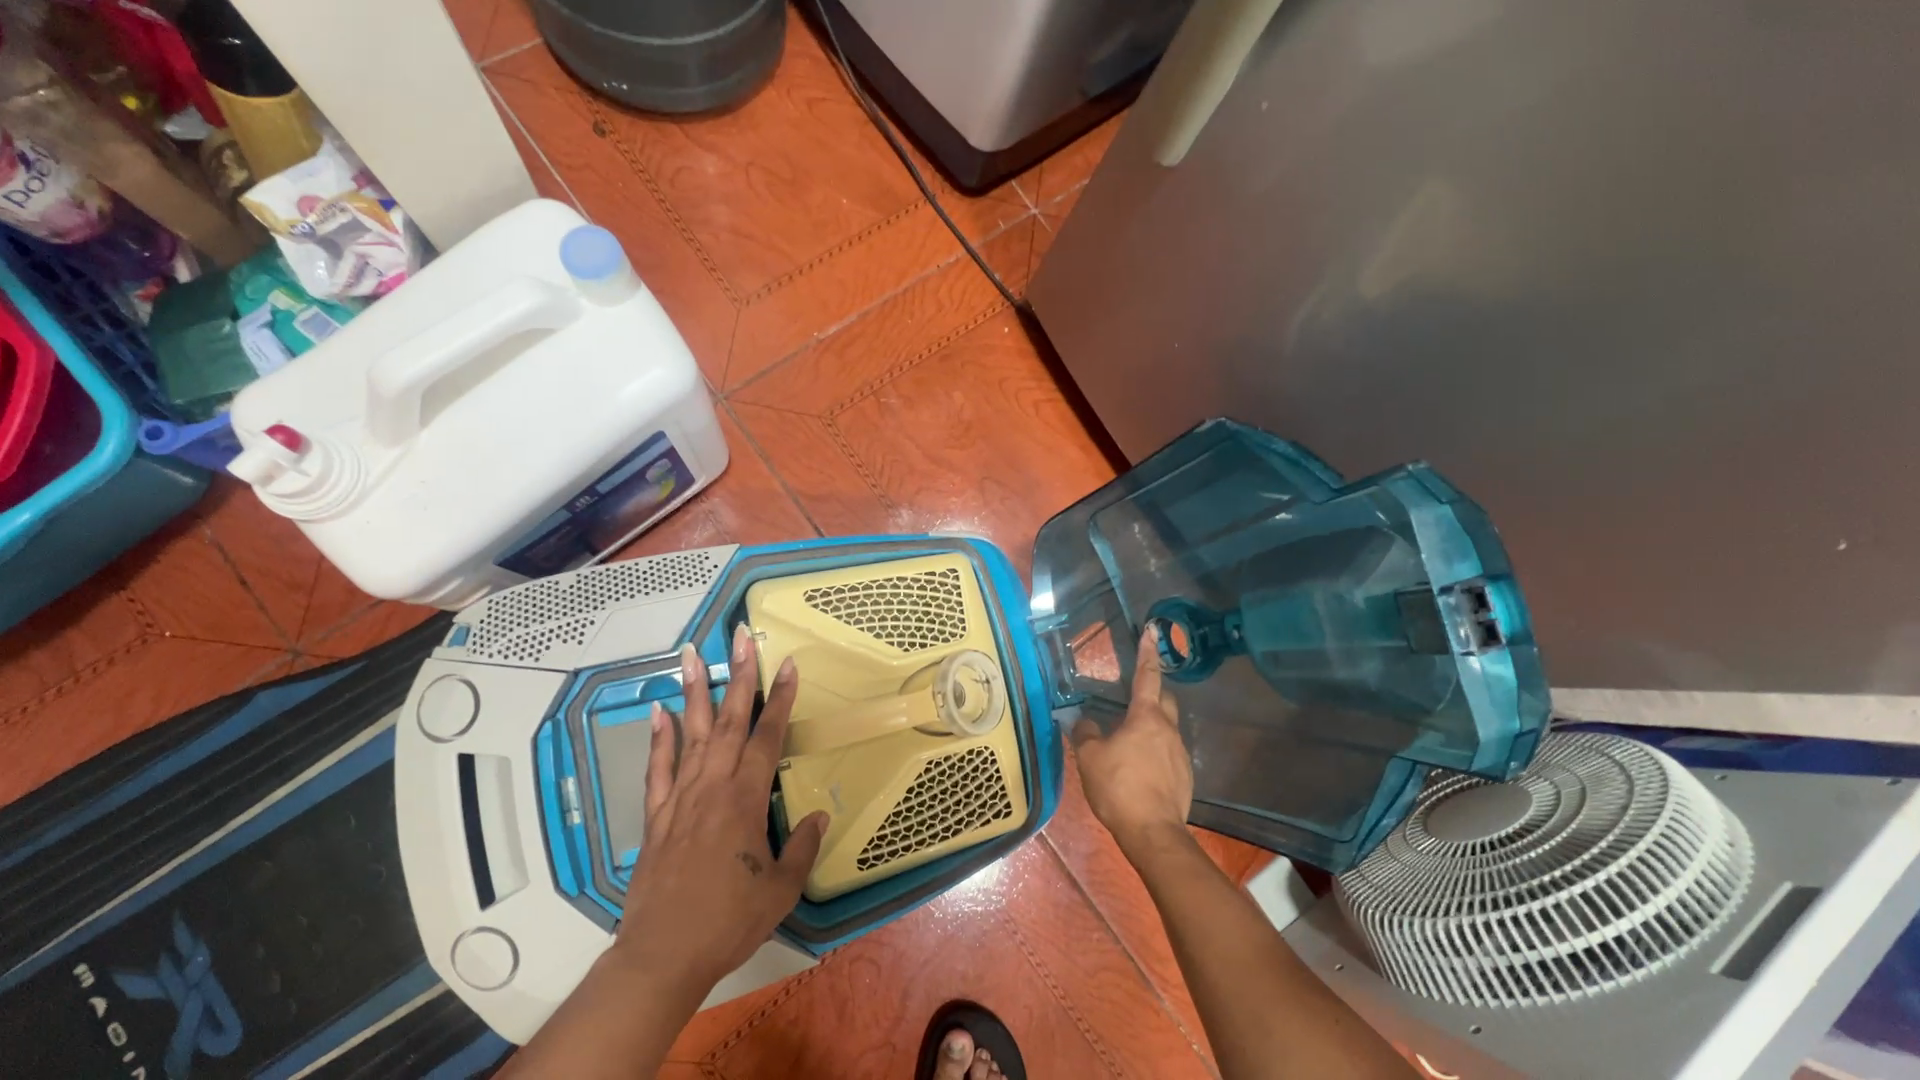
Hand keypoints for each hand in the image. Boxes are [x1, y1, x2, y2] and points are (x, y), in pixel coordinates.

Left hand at [613, 623, 828, 994]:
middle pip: (727, 722)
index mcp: (745, 801)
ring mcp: (679, 799)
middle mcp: (711, 788)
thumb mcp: (780, 890)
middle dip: (738, 676)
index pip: (766, 738)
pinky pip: (657, 767)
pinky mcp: (656, 816)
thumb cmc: (729, 921)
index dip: (779, 700)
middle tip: (740, 636)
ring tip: (691, 653)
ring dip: (693, 692)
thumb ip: (800, 848)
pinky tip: (659, 711)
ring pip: (689, 734)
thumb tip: (817, 817)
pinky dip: (658, 738)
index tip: (788, 665)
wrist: (663, 953)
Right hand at [1071, 625, 1193, 856]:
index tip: (1152, 631)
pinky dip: (1154, 754)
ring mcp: (1180, 754)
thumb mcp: (1090, 758)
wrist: (1153, 832)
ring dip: (1150, 729)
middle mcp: (1168, 729)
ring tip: (1128, 744)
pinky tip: (1139, 771)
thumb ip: (1085, 733)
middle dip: (1152, 693)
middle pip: (1165, 700)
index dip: (1147, 652)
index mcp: (1146, 717)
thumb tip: (1083, 720)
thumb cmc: (1119, 787)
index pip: (1147, 676)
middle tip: (1133, 698)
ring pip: (1166, 729)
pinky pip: (1168, 755)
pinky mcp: (1184, 777)